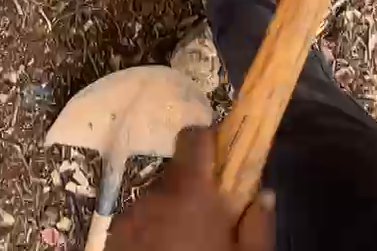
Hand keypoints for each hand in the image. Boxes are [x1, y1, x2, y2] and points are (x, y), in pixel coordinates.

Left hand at [108, 127, 274, 250]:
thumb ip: (258, 226)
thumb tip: (264, 194)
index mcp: (192, 193)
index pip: (194, 138)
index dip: (209, 142)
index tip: (222, 161)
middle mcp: (156, 195)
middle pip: (177, 173)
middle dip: (194, 189)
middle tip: (211, 220)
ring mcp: (129, 217)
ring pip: (157, 199)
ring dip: (171, 212)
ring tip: (187, 246)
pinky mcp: (112, 239)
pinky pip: (138, 222)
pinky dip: (151, 232)